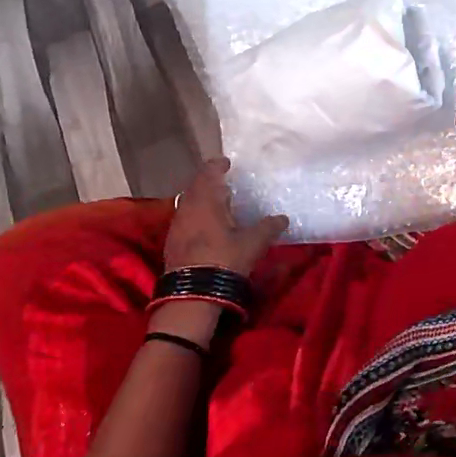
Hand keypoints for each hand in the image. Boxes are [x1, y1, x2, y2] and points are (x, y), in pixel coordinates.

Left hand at [164, 158, 287, 275]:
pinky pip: (185, 221)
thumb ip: (268, 228)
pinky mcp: (172, 243)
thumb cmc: (224, 260)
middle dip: (209, 184)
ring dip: (202, 202)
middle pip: (195, 187)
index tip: (227, 163)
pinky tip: (207, 229)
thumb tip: (282, 218)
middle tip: (225, 186)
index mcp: (205, 200)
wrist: (193, 294)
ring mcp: (176, 226)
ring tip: (218, 207)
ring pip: (188, 204)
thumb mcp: (252, 244)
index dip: (217, 165)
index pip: (208, 172)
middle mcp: (186, 208)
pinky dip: (196, 218)